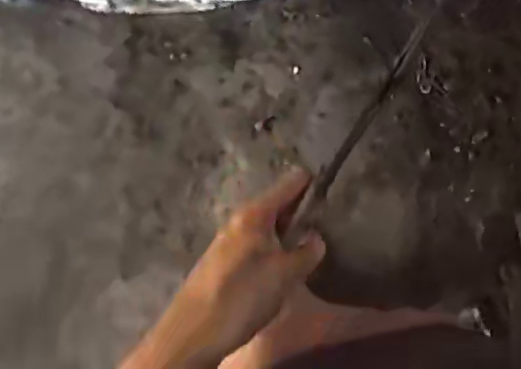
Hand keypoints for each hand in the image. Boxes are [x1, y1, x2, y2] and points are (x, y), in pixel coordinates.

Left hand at [121, 170, 326, 368]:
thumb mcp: (283, 276)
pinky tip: (279, 272)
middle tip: (325, 228)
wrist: (187, 338)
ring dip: (286, 236)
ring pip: (267, 227)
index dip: (314, 185)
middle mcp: (241, 218)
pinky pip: (256, 245)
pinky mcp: (222, 263)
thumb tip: (317, 238)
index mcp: (256, 212)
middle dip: (301, 213)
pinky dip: (271, 251)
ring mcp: (229, 240)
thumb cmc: (239, 297)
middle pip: (279, 204)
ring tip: (306, 251)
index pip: (292, 182)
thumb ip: (306, 253)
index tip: (334, 195)